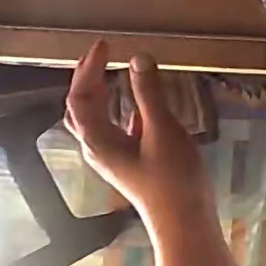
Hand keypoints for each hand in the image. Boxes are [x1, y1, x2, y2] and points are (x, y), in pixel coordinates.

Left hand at [65, 40, 210, 230]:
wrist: (184, 220)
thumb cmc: (172, 178)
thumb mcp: (162, 130)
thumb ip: (150, 93)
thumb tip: (138, 57)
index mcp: (99, 140)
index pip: (81, 96)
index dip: (89, 68)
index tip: (105, 45)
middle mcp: (100, 148)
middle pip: (82, 108)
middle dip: (88, 79)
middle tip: (102, 55)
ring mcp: (115, 157)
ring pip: (98, 119)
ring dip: (103, 93)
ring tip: (114, 73)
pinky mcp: (133, 162)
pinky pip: (118, 128)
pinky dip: (123, 108)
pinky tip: (141, 105)